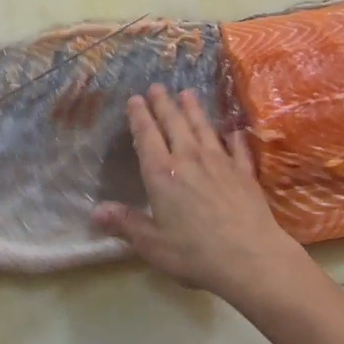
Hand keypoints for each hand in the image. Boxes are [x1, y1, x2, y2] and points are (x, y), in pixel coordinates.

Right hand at [92, 85, 308, 298]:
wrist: (249, 256)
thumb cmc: (194, 253)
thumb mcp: (152, 244)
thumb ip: (125, 223)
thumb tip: (95, 210)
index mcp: (162, 173)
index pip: (147, 136)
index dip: (139, 116)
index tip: (134, 99)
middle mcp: (188, 158)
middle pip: (174, 123)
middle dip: (163, 104)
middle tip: (157, 87)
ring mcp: (219, 161)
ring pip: (203, 127)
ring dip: (193, 109)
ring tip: (187, 93)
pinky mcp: (243, 170)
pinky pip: (236, 146)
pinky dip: (233, 135)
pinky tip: (233, 129)